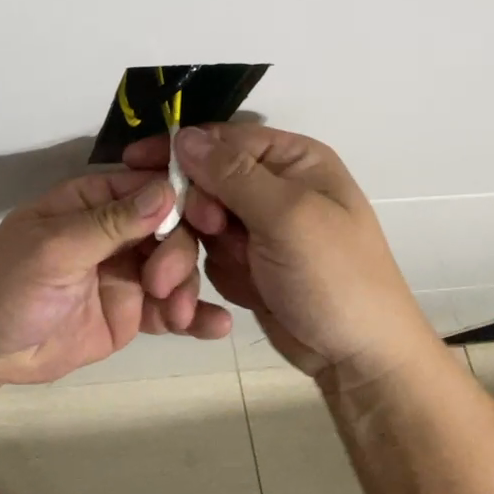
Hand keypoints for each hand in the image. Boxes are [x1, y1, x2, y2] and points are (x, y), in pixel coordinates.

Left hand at [0, 170, 233, 388]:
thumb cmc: (8, 286)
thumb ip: (111, 223)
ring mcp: (127, 273)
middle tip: (162, 284)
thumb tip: (166, 190)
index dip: (181, 197)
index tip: (209, 215)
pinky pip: (171, 309)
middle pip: (171, 228)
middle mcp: (116, 232)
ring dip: (187, 288)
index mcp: (92, 202)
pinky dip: (195, 316)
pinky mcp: (132, 313)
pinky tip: (217, 327)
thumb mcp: (55, 249)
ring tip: (180, 316)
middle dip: (178, 254)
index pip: (147, 186)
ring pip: (178, 268)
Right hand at [124, 124, 437, 388]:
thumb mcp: (287, 217)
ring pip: (201, 222)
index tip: (135, 163)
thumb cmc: (335, 277)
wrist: (359, 358)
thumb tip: (185, 136)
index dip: (181, 151)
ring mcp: (261, 228)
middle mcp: (275, 187)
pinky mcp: (250, 263)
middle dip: (189, 214)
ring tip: (188, 281)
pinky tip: (227, 293)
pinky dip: (211, 273)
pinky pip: (209, 255)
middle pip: (206, 182)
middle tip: (187, 239)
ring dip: (192, 250)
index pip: (224, 140)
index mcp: (294, 161)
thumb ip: (233, 174)